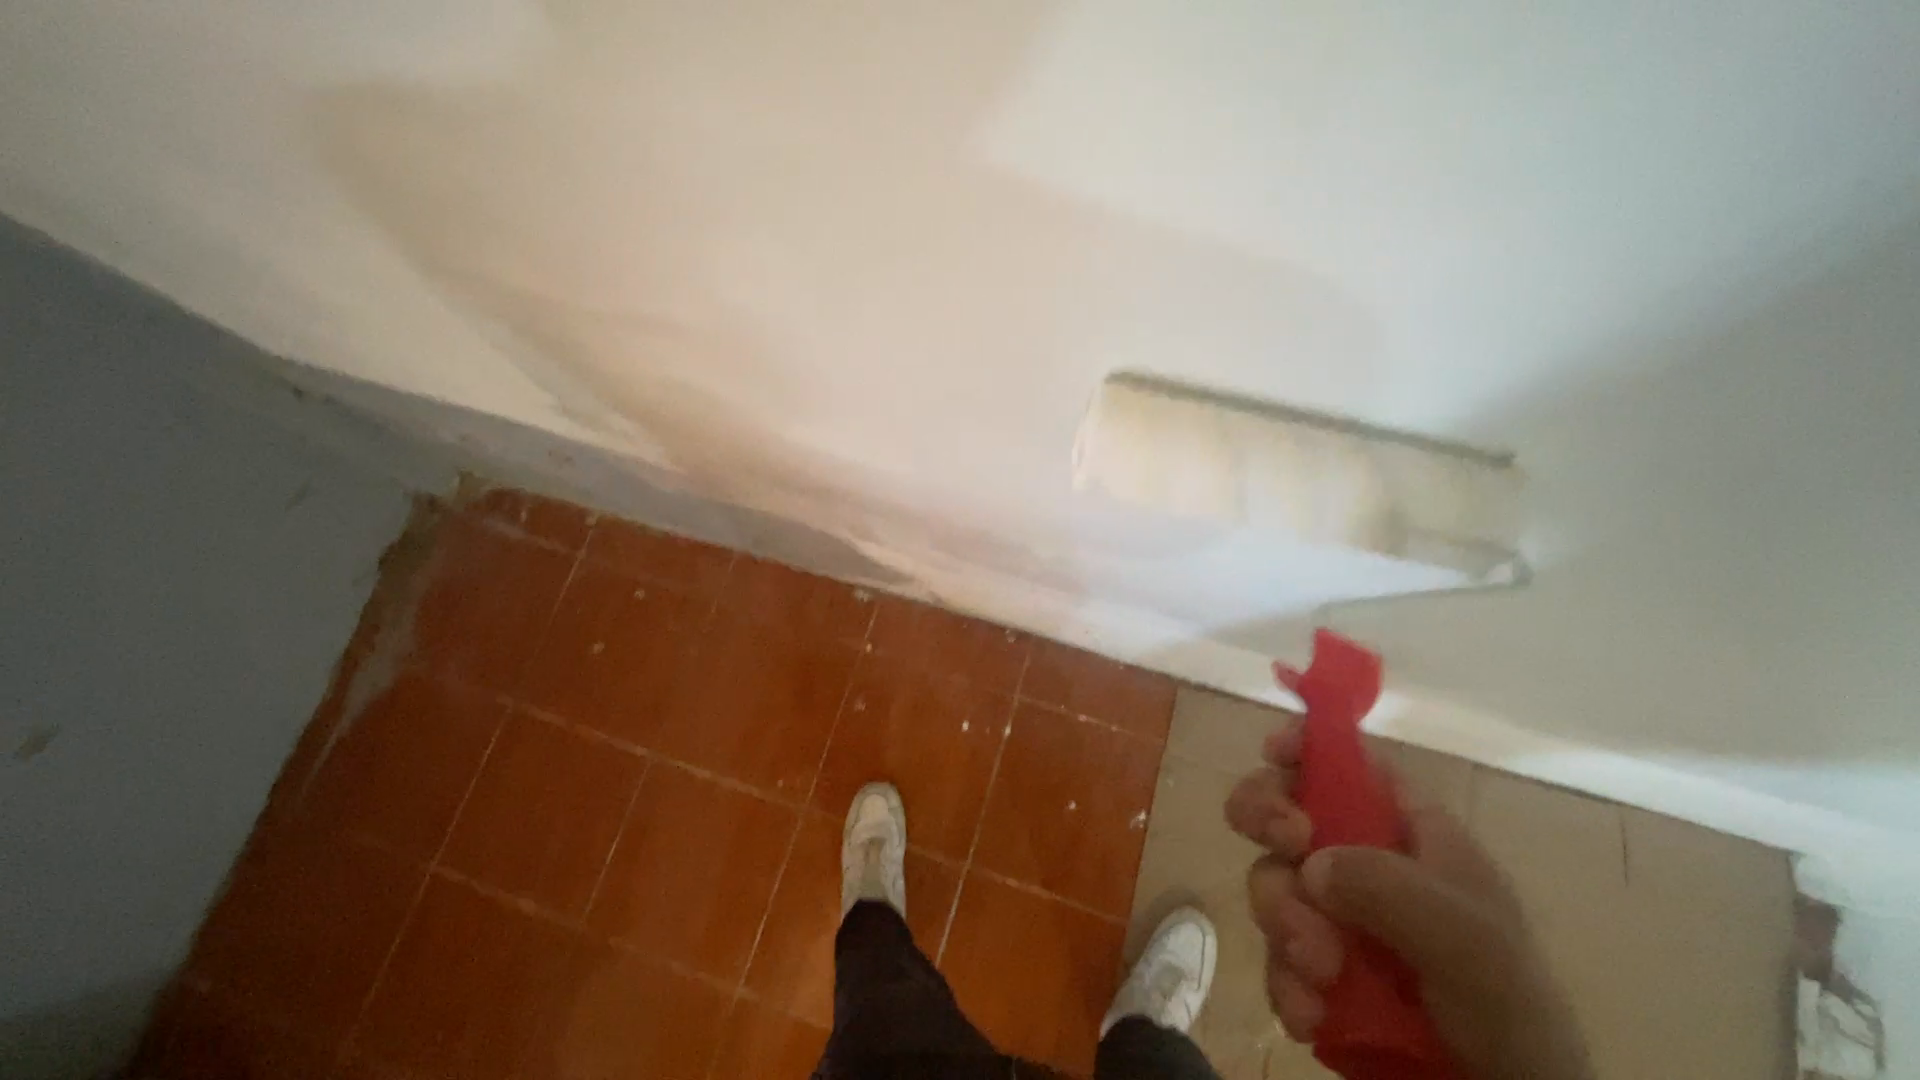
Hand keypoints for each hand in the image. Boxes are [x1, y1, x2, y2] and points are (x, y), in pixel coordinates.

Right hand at [1224, 726, 1593, 1079]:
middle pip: (1288, 809)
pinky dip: (1284, 981)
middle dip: (1270, 822)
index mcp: (1413, 836)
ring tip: (1320, 974)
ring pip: (1273, 883)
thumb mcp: (1468, 941)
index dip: (1309, 746)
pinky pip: (1273, 953)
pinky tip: (1311, 1014)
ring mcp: (1336, 919)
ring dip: (1284, 921)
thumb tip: (1309, 863)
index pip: (1353, 765)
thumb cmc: (1508, 1009)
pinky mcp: (1315, 972)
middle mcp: (1366, 865)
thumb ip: (1391, 889)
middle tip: (1285, 846)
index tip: (1273, 753)